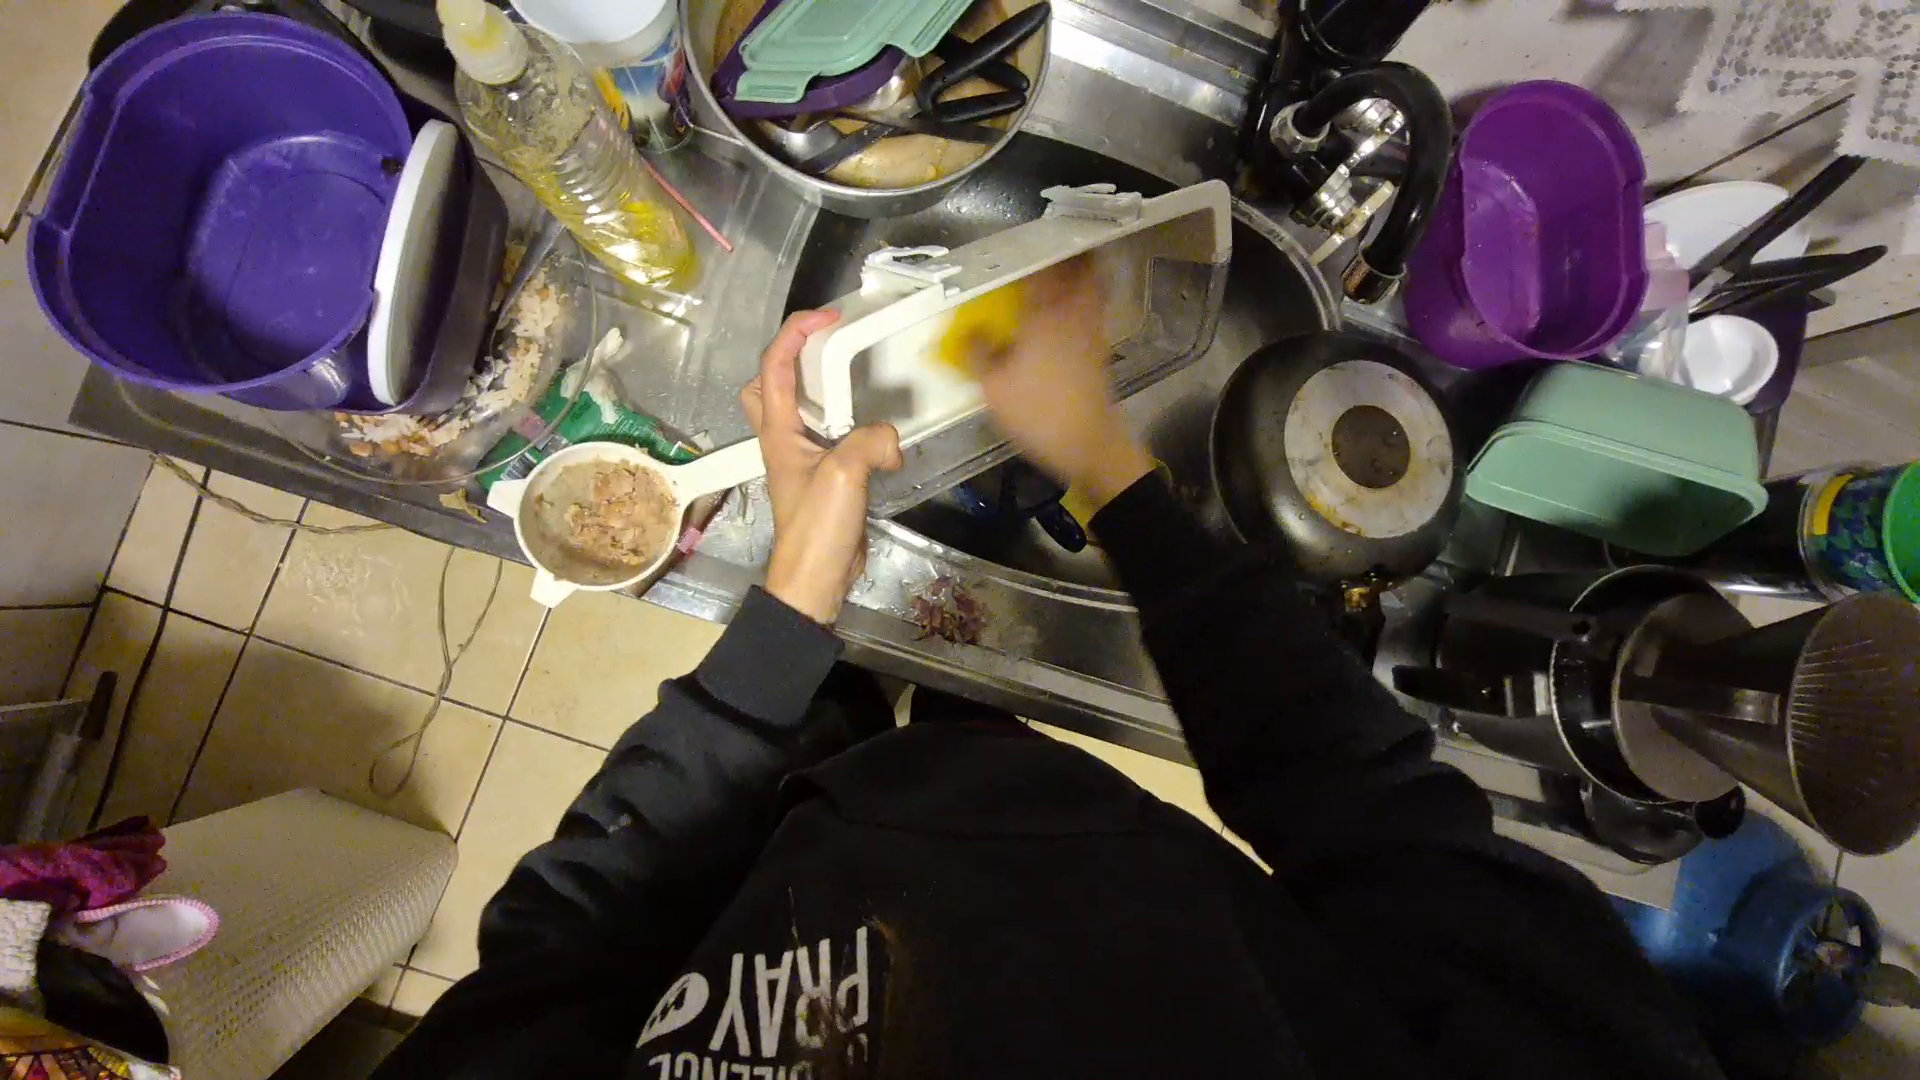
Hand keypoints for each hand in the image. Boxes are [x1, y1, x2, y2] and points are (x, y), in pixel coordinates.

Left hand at [742, 311, 902, 623]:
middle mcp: (785, 439)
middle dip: (790, 361)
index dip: (795, 332)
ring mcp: (803, 459)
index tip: (830, 317)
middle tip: (828, 354)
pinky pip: (834, 440)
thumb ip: (869, 443)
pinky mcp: (825, 478)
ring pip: (802, 412)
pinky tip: (878, 441)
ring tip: (859, 388)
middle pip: (769, 386)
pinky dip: (853, 431)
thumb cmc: (817, 526)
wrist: (816, 577)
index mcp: (778, 431)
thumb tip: (891, 444)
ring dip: (825, 395)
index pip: (774, 366)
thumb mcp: (843, 475)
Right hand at [966, 258, 1153, 511]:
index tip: (1016, 241)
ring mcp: (1093, 328)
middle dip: (1064, 251)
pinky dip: (1085, 298)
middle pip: (1078, 264)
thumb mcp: (993, 387)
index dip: (1029, 248)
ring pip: (1092, 283)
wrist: (1088, 444)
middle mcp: (1073, 311)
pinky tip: (1067, 310)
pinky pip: (1095, 307)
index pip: (1040, 264)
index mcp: (1044, 312)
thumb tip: (967, 332)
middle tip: (1043, 247)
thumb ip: (977, 352)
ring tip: (1058, 270)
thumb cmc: (1038, 413)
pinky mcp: (1101, 348)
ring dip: (1078, 271)